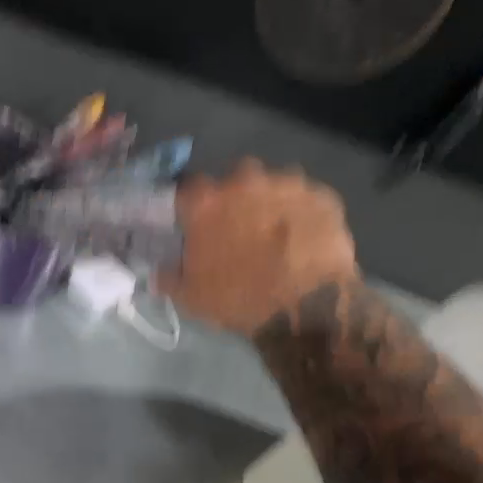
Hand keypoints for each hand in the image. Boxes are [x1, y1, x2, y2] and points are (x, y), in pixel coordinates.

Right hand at [154, 161, 359, 336]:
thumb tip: (159, 272)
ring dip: (269, 202)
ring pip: (273, 185)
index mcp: (206, 204)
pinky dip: (299, 213)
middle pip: (234, 178)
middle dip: (234, 197)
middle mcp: (245, 182)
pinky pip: (305, 198)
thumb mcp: (190, 297)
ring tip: (272, 233)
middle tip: (236, 227)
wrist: (305, 304)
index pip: (187, 189)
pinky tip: (300, 237)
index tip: (192, 222)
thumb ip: (170, 277)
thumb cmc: (238, 298)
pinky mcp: (323, 195)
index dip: (190, 206)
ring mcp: (288, 184)